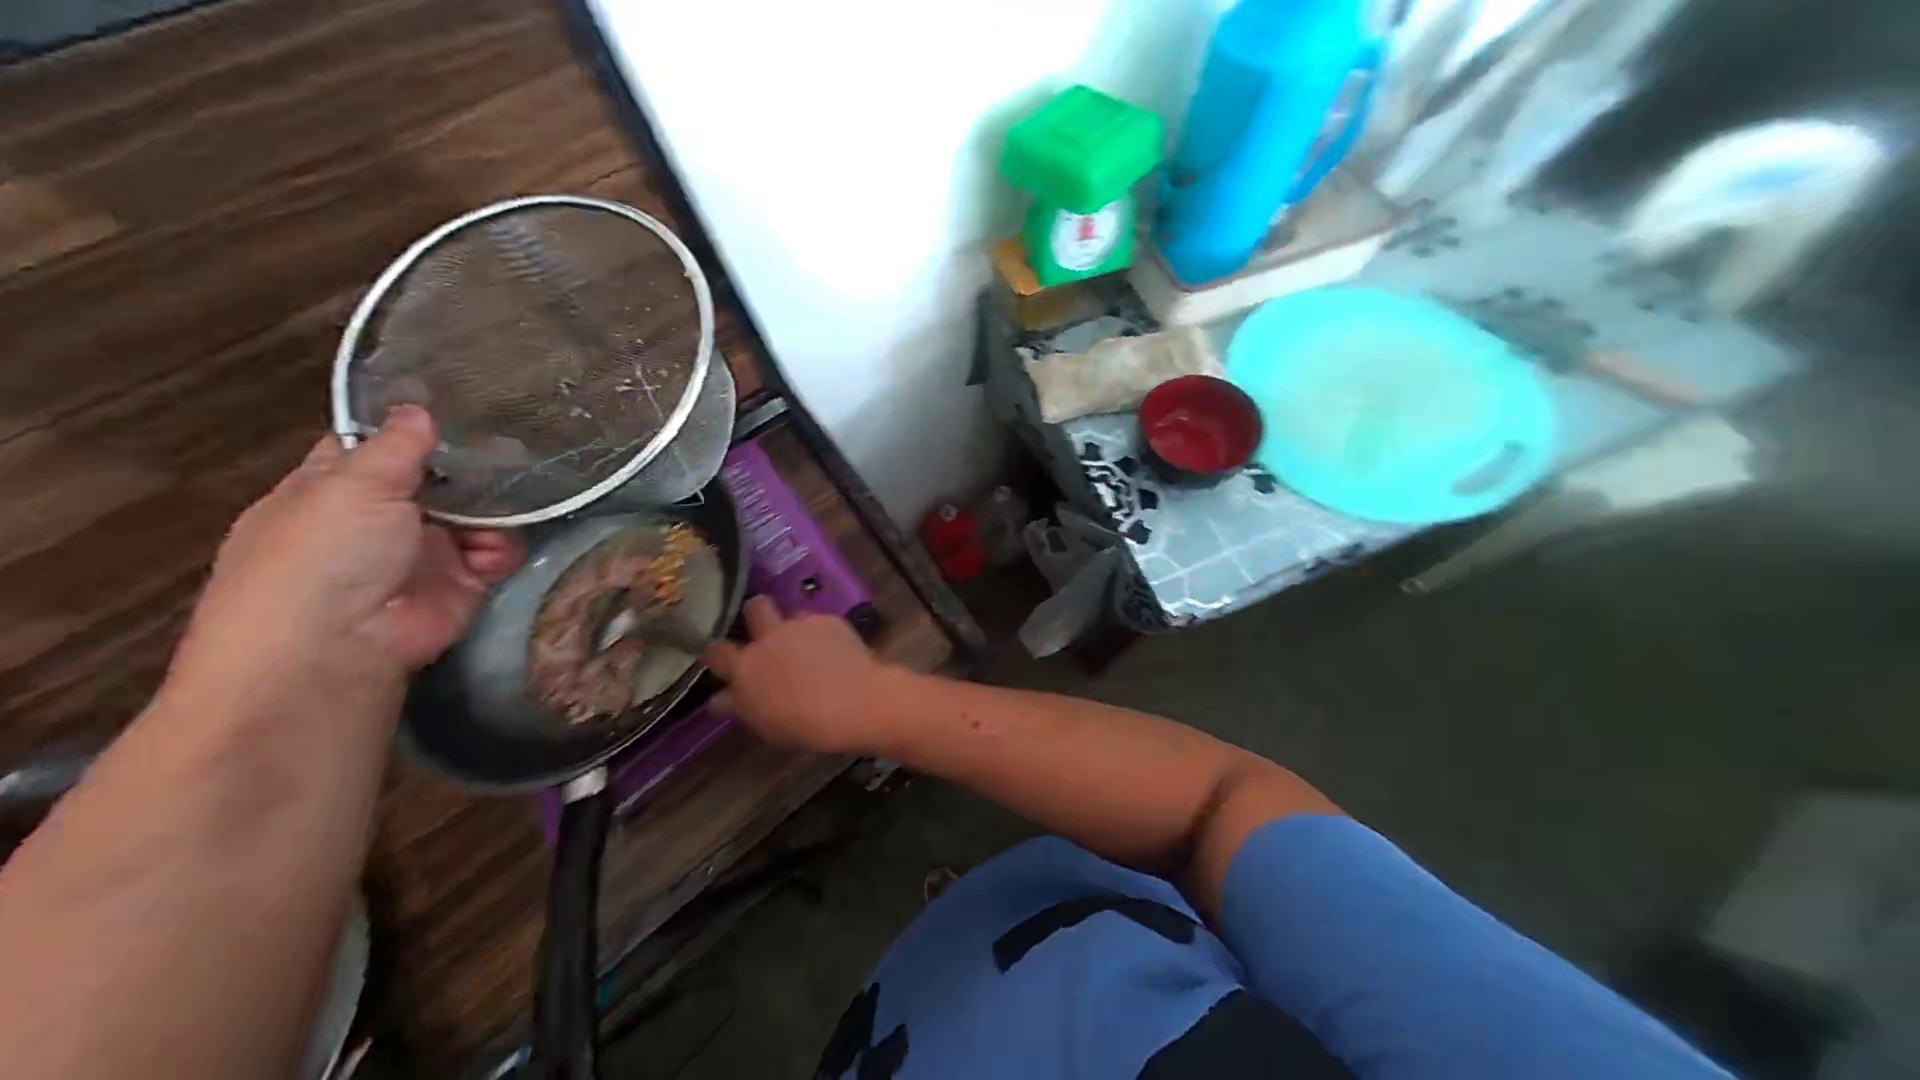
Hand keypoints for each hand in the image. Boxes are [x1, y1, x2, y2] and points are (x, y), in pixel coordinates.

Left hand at [169, 407, 525, 704]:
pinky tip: (494, 550)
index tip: (457, 400)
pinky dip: (502, 548)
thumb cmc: (323, 552)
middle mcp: (381, 517)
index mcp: (335, 487)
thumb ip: (395, 445)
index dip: (409, 426)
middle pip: (439, 479)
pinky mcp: (463, 583)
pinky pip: (496, 553)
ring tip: (512, 499)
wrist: (338, 645)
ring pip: (476, 514)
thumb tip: (418, 407)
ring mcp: (425, 552)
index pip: (376, 445)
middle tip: (515, 443)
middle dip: (472, 465)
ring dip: (494, 508)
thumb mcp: (351, 485)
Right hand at [703, 597, 896, 753]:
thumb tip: (722, 699)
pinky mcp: (828, 620)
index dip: (718, 656)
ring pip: (790, 612)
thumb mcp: (766, 725)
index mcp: (745, 668)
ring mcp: (799, 626)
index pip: (715, 652)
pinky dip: (822, 634)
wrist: (856, 702)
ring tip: (809, 645)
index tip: (726, 663)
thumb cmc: (808, 726)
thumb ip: (742, 706)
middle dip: (756, 616)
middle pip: (753, 608)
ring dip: (794, 626)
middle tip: (768, 635)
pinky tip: (836, 651)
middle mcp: (768, 639)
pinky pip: (818, 622)